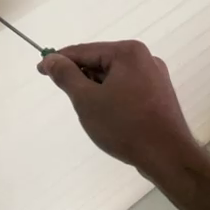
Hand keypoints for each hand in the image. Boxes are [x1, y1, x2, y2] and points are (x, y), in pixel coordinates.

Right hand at [39, 41, 201, 178]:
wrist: (169, 157)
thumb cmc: (125, 126)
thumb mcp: (86, 99)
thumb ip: (66, 75)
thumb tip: (51, 59)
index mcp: (127, 52)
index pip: (84, 51)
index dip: (59, 61)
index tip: (40, 71)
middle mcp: (144, 58)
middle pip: (100, 62)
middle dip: (81, 78)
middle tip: (69, 97)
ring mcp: (156, 77)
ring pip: (113, 77)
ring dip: (96, 90)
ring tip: (92, 113)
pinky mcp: (160, 95)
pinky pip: (127, 88)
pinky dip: (112, 97)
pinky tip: (110, 117)